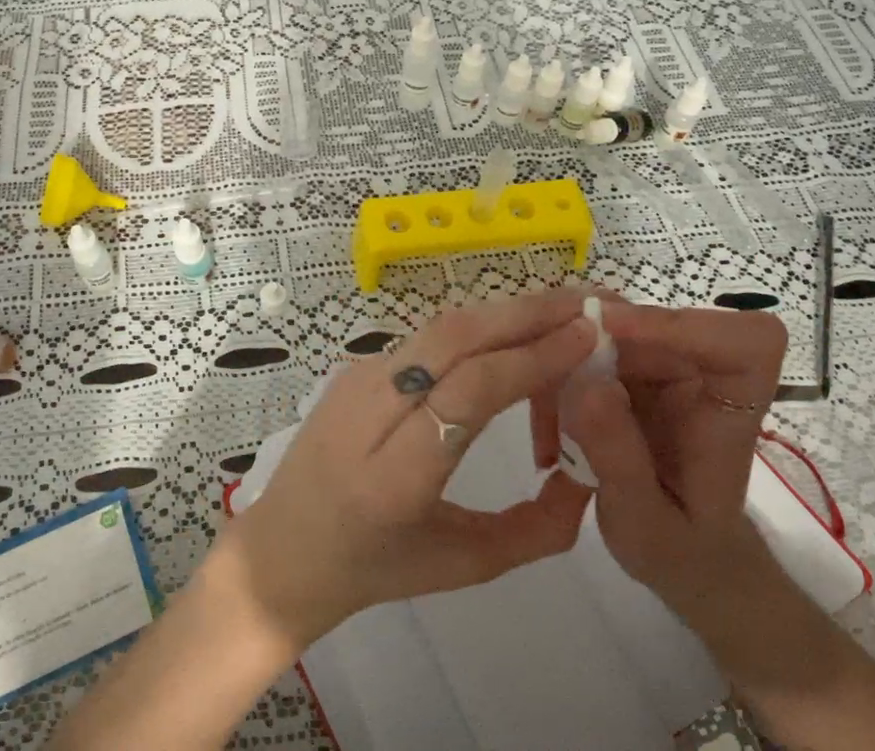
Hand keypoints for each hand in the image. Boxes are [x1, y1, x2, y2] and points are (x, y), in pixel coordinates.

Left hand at [220, 287, 599, 649]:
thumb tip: (591, 473)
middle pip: (452, 340)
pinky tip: (513, 331)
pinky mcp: (352, 369)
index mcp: (394, 477)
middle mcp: (367, 414)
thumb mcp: (464, 565)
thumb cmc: (374, 569)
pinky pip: (424, 338)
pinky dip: (477, 326)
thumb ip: (538, 529)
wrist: (282, 550)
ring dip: (504, 312)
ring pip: (438, 329)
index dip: (533, 356)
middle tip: (592, 304)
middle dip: (528, 313)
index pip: (470, 391)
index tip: (589, 337)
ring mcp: (353, 383)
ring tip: (564, 309)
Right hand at [541, 302, 786, 607]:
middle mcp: (702, 377)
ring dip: (564, 370)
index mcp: (730, 411)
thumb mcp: (644, 522)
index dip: (682, 323)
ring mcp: (664, 372)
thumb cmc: (680, 549)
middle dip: (589, 346)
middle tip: (540, 385)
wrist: (683, 559)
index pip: (745, 341)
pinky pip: (587, 355)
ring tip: (544, 437)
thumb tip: (587, 384)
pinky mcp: (630, 375)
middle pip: (652, 326)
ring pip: (610, 334)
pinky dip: (558, 385)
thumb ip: (619, 458)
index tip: (610, 331)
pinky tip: (546, 438)